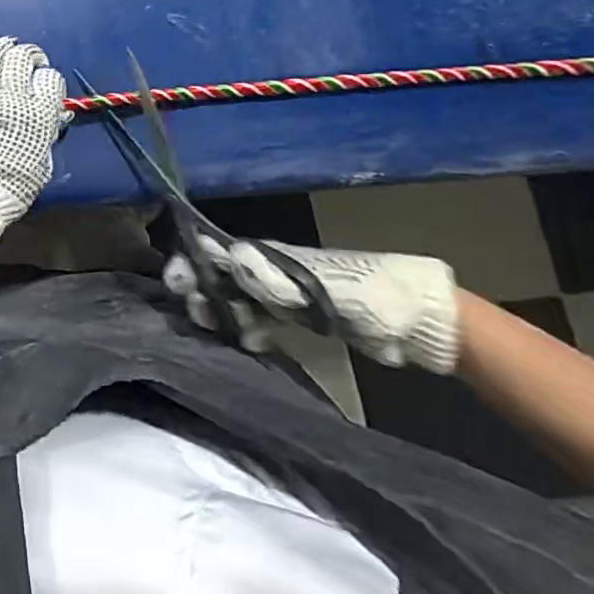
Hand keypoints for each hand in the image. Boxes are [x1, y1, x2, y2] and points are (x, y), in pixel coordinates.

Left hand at [0, 30, 68, 244]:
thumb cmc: (14, 179)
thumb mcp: (42, 155)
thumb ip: (45, 129)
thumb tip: (50, 114)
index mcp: (39, 114)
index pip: (49, 80)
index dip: (46, 79)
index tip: (43, 82)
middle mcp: (14, 98)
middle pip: (21, 60)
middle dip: (27, 55)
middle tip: (27, 59)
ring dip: (2, 48)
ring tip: (6, 47)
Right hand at [164, 238, 460, 372]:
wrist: (415, 324)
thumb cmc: (367, 294)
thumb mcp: (316, 281)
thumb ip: (270, 272)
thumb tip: (222, 252)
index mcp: (268, 254)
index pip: (215, 252)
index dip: (192, 264)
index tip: (178, 282)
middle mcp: (267, 270)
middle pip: (219, 276)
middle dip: (202, 291)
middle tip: (197, 313)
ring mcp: (279, 294)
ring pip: (233, 299)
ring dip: (221, 313)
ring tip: (218, 328)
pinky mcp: (291, 319)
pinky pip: (256, 320)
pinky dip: (246, 329)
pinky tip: (249, 341)